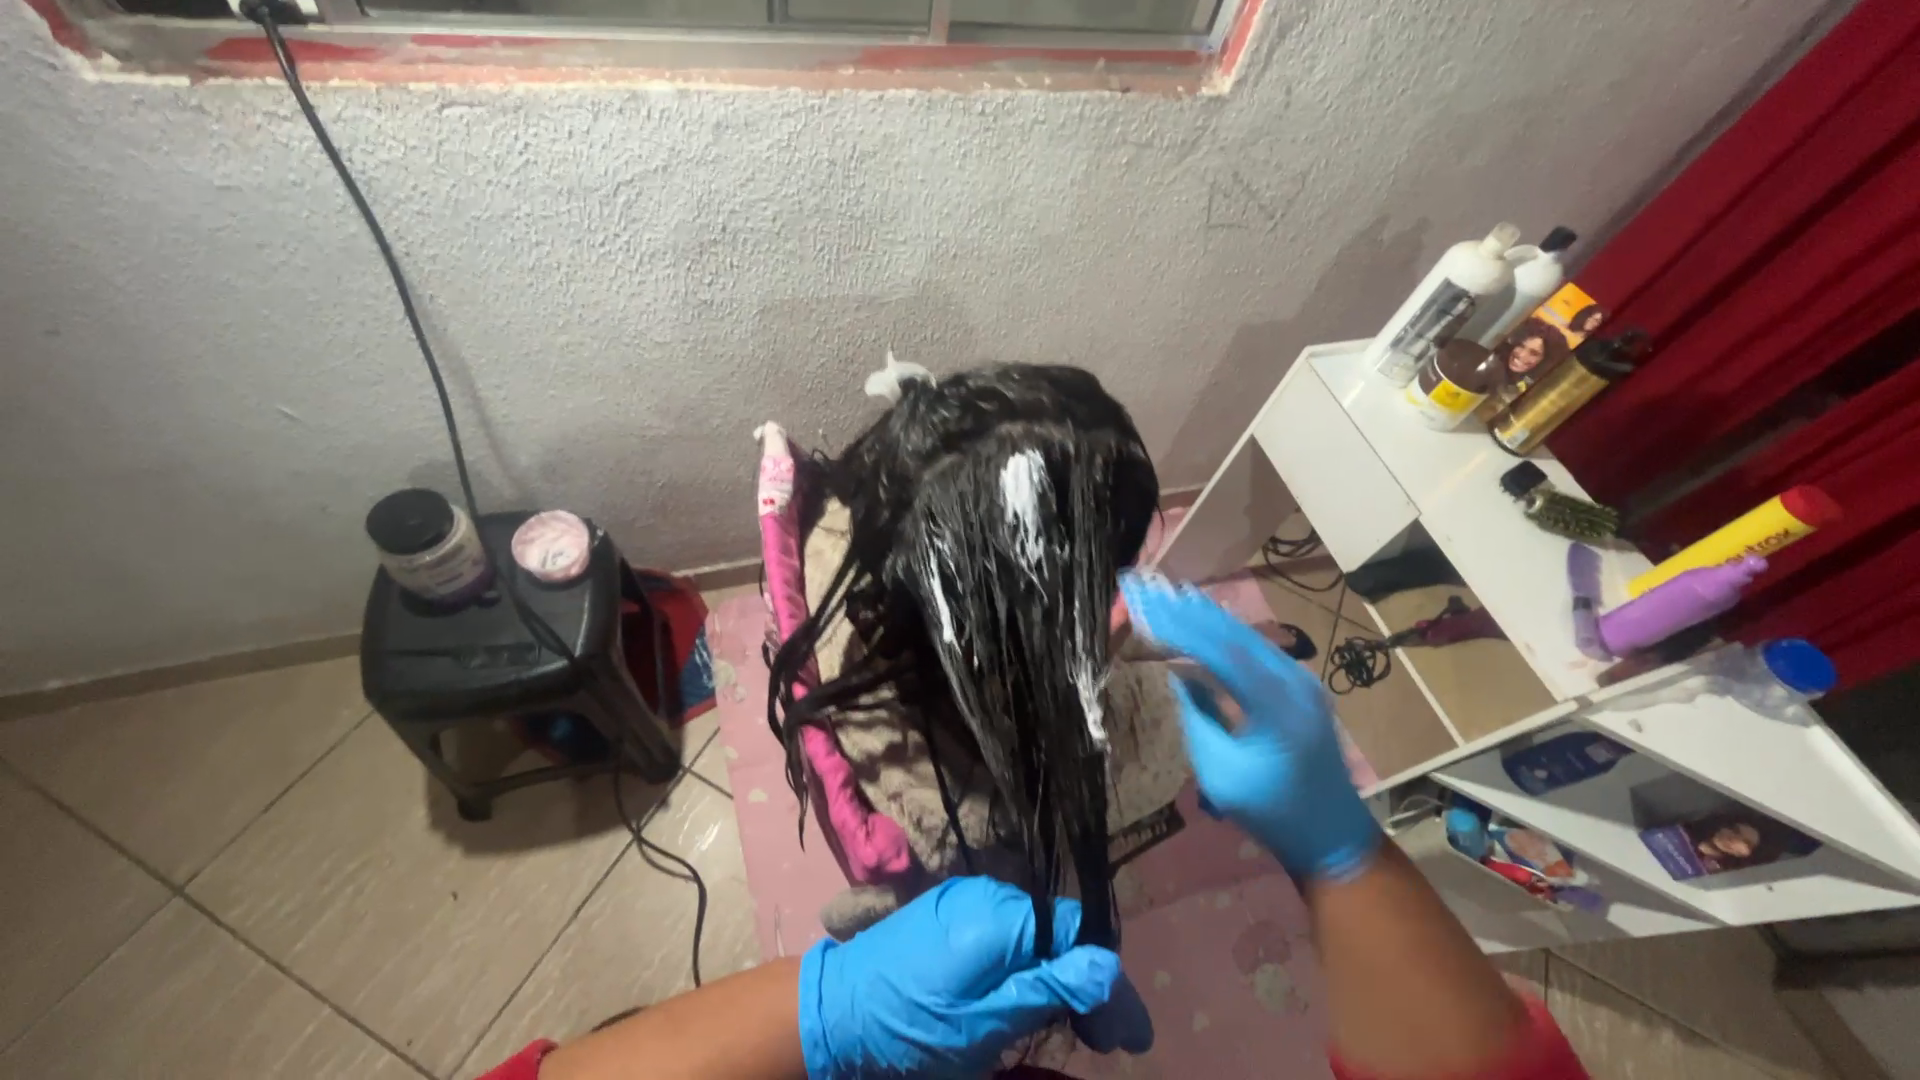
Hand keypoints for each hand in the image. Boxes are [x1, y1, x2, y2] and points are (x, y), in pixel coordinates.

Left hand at [798, 877, 1152, 1078]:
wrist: (835, 1014)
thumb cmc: (913, 1026)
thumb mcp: (987, 1022)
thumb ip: (1049, 988)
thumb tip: (1111, 966)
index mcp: (1001, 914)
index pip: (1079, 933)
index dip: (1109, 983)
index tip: (1127, 1038)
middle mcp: (988, 894)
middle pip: (1059, 934)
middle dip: (1088, 986)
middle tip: (1104, 1044)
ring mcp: (966, 902)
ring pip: (1036, 937)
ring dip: (1059, 981)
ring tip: (1075, 1031)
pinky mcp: (950, 915)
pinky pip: (1007, 937)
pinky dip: (1028, 970)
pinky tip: (1032, 1003)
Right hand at [1120, 571, 1380, 881]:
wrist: (1332, 833)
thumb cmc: (1272, 812)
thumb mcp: (1221, 772)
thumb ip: (1197, 718)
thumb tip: (1176, 675)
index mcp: (1277, 704)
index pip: (1220, 651)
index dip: (1180, 626)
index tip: (1144, 605)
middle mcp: (1293, 681)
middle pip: (1234, 634)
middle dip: (1188, 611)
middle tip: (1149, 589)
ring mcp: (1301, 681)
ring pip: (1246, 637)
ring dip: (1205, 616)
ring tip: (1169, 594)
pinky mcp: (1299, 687)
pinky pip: (1255, 650)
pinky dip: (1223, 633)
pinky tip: (1202, 620)